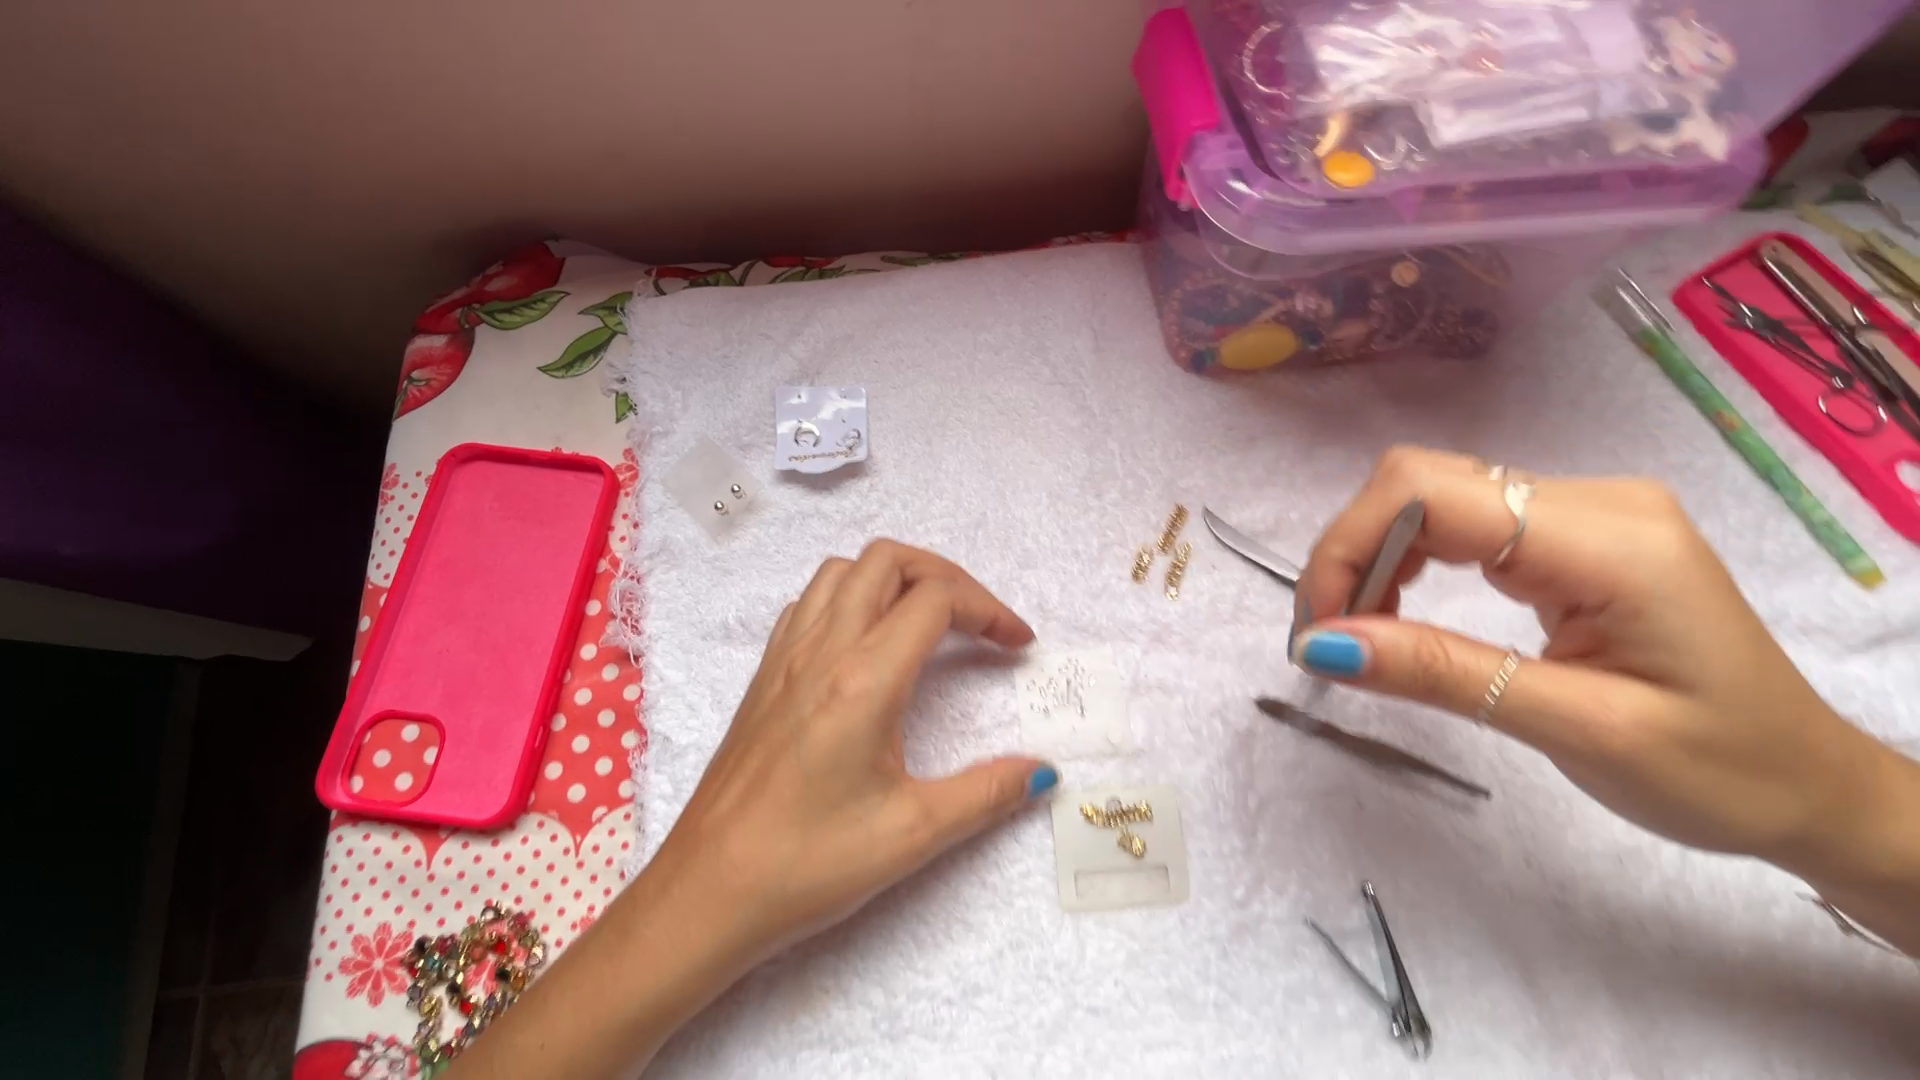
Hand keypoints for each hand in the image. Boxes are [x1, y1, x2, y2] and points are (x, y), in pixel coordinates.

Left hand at [445, 541, 1058, 1079]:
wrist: (705, 892)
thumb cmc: (809, 863)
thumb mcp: (913, 833)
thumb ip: (988, 793)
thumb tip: (1045, 773)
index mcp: (864, 678)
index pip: (937, 599)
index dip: (990, 610)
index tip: (1019, 646)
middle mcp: (822, 648)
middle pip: (888, 560)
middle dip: (946, 575)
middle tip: (980, 623)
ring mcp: (785, 655)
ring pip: (843, 570)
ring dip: (895, 578)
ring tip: (930, 623)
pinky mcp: (764, 673)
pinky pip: (811, 601)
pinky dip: (852, 596)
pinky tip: (868, 644)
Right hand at [1286, 446, 1901, 871]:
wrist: (1812, 786)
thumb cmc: (1715, 773)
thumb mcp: (1573, 728)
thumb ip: (1440, 672)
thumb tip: (1322, 644)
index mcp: (1608, 540)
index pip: (1429, 495)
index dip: (1349, 548)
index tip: (1317, 633)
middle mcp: (1592, 499)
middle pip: (1420, 480)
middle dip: (1351, 551)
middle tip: (1327, 636)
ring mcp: (1582, 508)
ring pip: (1429, 493)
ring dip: (1371, 555)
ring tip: (1356, 631)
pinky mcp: (1567, 530)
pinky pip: (1457, 518)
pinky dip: (1405, 559)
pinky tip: (1397, 608)